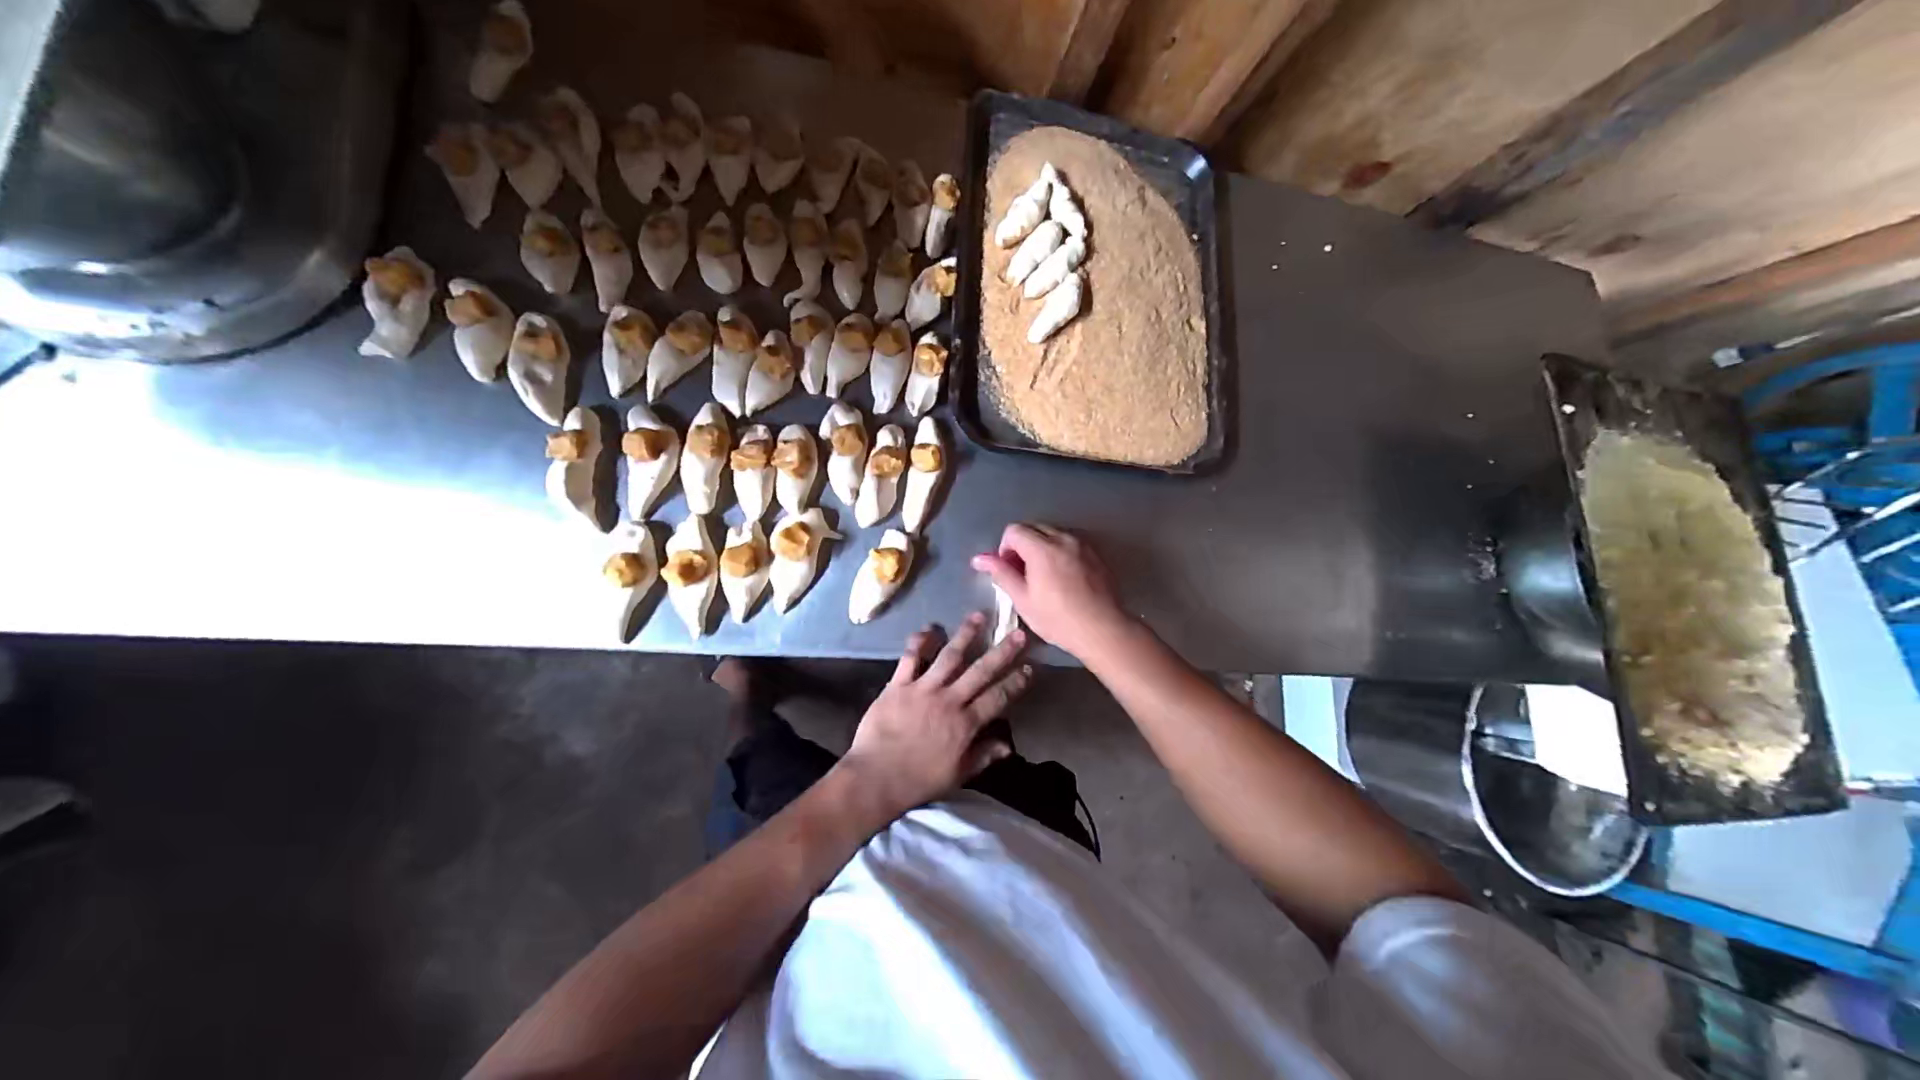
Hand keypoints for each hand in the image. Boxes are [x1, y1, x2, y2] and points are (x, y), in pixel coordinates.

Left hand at [835, 613, 1031, 821]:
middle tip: (1018, 632)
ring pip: (949, 656)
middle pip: (980, 670)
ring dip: (966, 634)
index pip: (998, 697)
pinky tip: (929, 628)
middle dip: (1002, 651)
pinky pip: (911, 658)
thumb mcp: (957, 775)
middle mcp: (948, 700)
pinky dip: (920, 641)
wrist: (876, 777)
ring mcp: (922, 689)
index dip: (1016, 682)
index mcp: (965, 724)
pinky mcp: (898, 685)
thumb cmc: (919, 780)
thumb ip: (983, 756)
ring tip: (978, 616)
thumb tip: (1008, 745)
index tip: (1030, 667)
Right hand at [972, 523, 1132, 661]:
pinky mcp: (1096, 554)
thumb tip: (979, 559)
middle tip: (1023, 573)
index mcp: (1042, 548)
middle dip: (1023, 545)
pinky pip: (1071, 544)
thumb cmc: (1057, 618)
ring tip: (1044, 576)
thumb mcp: (1022, 599)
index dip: (1005, 548)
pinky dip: (1061, 552)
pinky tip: (1064, 578)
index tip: (1009, 570)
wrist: (1102, 629)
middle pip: (1034, 528)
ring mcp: (1083, 545)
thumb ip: (1001, 573)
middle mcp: (1063, 538)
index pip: (1013, 530)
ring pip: (1054, 534)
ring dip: (1042, 547)